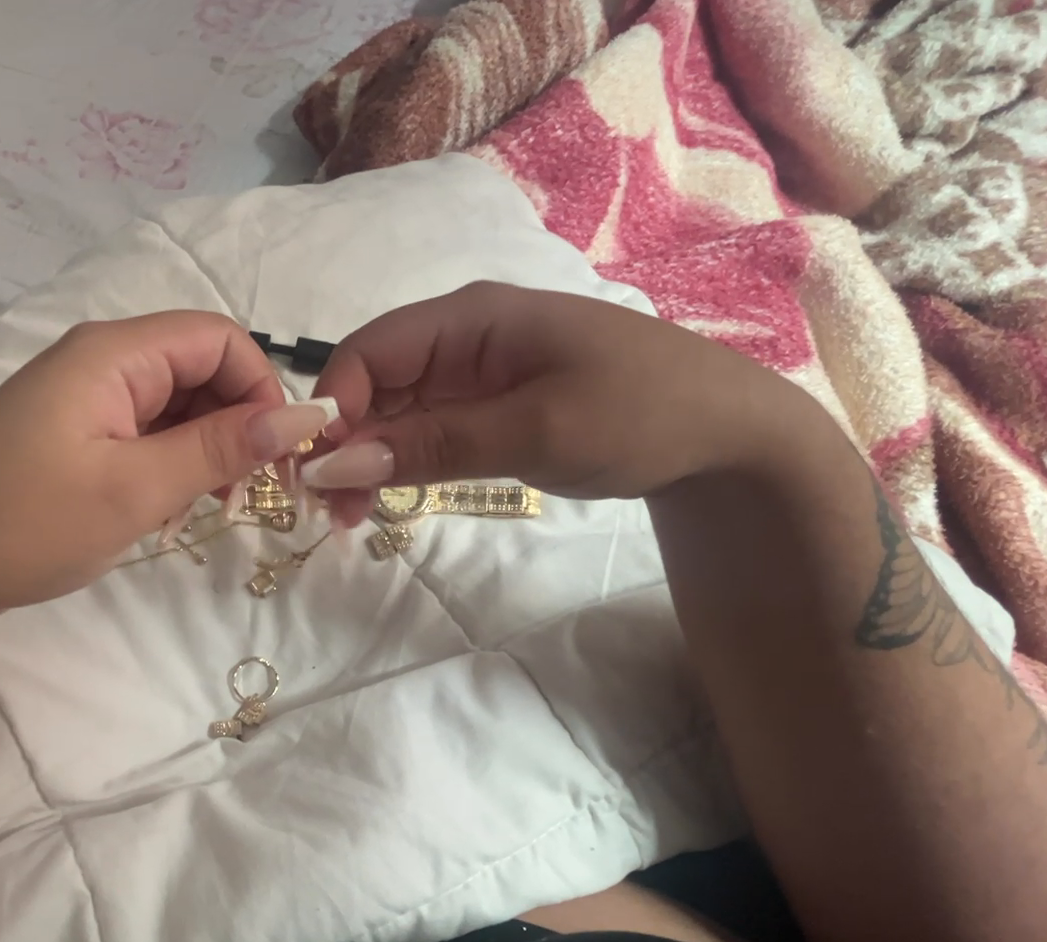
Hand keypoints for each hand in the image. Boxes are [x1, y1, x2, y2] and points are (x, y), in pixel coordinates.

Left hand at [0, 311, 334, 622]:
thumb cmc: (26, 525)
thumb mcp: (135, 489)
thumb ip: (221, 448)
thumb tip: (304, 417)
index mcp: (111, 353)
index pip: (218, 339)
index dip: (260, 389)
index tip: (276, 458)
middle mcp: (96, 360)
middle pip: (196, 369)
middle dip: (232, 425)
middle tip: (236, 496)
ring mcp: (77, 396)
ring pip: (171, 404)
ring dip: (200, 450)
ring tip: (194, 508)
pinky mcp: (66, 431)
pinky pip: (139, 430)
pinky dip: (164, 464)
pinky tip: (158, 508)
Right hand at [303, 282, 819, 524]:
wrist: (727, 436)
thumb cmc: (640, 413)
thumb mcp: (535, 430)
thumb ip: (433, 446)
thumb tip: (335, 465)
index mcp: (470, 318)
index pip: (367, 351)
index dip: (332, 407)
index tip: (320, 473)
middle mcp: (460, 340)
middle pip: (371, 383)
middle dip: (342, 442)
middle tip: (332, 511)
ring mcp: (472, 376)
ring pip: (389, 412)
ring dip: (363, 460)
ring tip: (352, 517)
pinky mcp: (485, 410)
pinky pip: (420, 432)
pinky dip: (395, 466)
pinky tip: (384, 500)